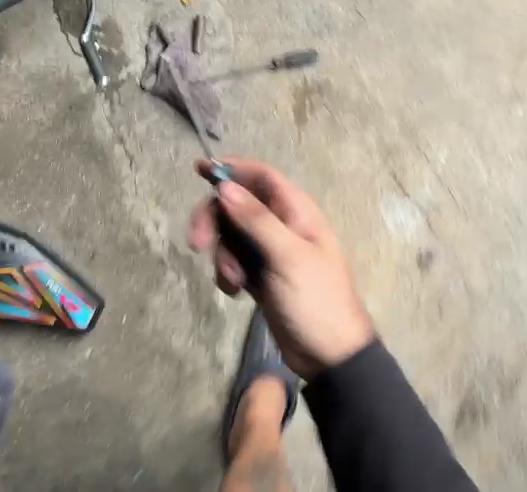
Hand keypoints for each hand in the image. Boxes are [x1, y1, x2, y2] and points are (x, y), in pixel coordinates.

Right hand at [188, 158, 375, 378]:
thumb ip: (256, 220)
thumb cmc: (316, 300)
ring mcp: (270, 250)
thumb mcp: (287, 257)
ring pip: (231, 233)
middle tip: (197, 243)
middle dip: (215, 220)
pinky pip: (233, 259)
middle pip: (236, 204)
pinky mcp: (260, 274)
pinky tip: (235, 290)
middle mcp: (282, 224)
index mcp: (296, 211)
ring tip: (233, 280)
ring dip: (223, 254)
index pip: (260, 176)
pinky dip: (228, 271)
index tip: (200, 169)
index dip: (231, 169)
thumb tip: (224, 186)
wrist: (330, 356)